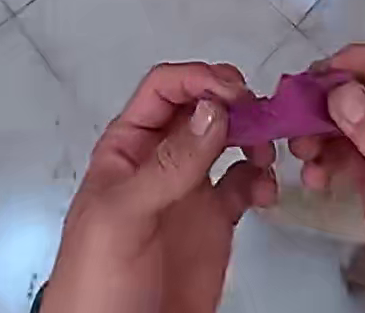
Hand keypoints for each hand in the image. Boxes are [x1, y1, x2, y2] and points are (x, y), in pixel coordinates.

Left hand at [44, 63, 277, 312]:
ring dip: (253, 135)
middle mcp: (162, 157)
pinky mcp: (215, 219)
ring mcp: (190, 187)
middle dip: (234, 102)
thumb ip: (168, 164)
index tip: (233, 92)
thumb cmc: (99, 286)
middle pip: (203, 104)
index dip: (198, 79)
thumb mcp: (121, 219)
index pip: (164, 89)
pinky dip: (262, 178)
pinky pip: (245, 181)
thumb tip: (215, 108)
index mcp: (129, 146)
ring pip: (229, 136)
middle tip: (258, 116)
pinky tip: (265, 192)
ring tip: (264, 156)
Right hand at [290, 43, 364, 312]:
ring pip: (356, 128)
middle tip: (293, 112)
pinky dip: (326, 164)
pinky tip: (311, 176)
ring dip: (324, 131)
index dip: (362, 62)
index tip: (318, 73)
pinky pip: (349, 165)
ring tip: (299, 148)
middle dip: (333, 97)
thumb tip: (342, 91)